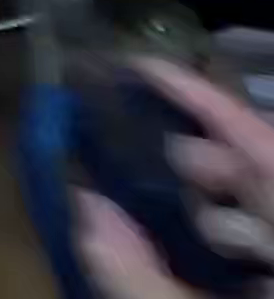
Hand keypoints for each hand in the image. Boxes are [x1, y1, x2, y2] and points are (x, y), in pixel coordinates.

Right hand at [76, 58, 273, 298]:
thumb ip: (134, 274)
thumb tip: (85, 203)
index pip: (269, 154)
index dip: (205, 102)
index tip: (136, 64)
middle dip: (215, 159)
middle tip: (160, 165)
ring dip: (235, 203)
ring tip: (194, 223)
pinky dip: (256, 242)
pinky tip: (227, 258)